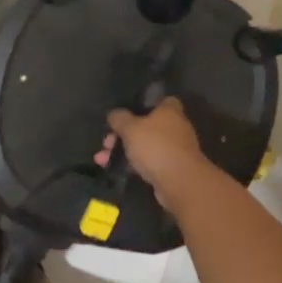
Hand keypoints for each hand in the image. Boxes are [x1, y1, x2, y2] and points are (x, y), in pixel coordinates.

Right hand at [94, 96, 210, 201]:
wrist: (179, 181)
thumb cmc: (155, 146)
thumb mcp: (130, 128)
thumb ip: (119, 118)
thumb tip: (114, 114)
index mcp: (169, 111)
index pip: (160, 101)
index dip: (143, 105)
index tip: (126, 113)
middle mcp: (175, 127)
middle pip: (146, 125)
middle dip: (122, 134)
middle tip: (107, 143)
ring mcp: (174, 148)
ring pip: (144, 145)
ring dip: (122, 151)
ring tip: (102, 160)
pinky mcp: (170, 167)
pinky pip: (147, 161)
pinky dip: (132, 164)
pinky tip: (115, 170)